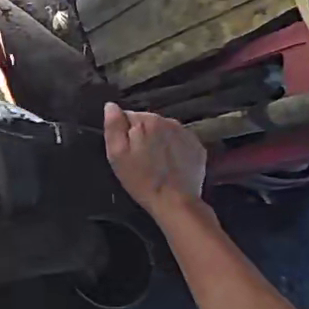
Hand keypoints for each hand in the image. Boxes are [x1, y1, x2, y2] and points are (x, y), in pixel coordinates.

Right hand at [103, 102, 206, 222]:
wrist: (175, 202)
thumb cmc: (141, 180)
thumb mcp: (117, 154)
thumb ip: (113, 126)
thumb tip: (111, 106)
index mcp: (147, 120)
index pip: (128, 116)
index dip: (124, 134)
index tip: (126, 152)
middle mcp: (168, 121)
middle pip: (148, 123)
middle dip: (143, 137)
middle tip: (140, 160)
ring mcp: (186, 133)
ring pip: (165, 132)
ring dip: (159, 142)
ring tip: (156, 164)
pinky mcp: (198, 147)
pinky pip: (180, 142)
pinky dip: (175, 150)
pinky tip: (171, 166)